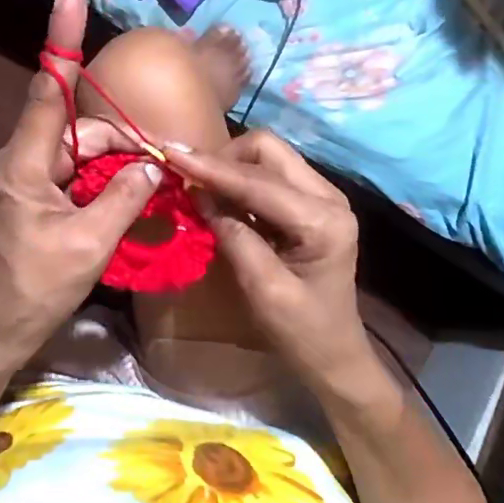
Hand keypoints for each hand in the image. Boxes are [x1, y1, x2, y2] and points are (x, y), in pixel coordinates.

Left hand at [0, 0, 160, 369]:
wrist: (1, 327)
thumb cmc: (38, 286)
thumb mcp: (91, 243)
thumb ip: (125, 195)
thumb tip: (154, 162)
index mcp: (25, 162)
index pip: (46, 87)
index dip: (60, 37)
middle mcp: (22, 157)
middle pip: (78, 126)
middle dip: (120, 139)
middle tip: (160, 163)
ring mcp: (28, 175)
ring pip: (80, 148)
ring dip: (114, 161)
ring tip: (149, 181)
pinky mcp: (36, 192)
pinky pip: (75, 168)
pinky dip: (103, 175)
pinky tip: (128, 190)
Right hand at [164, 131, 366, 377]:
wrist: (332, 353)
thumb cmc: (300, 331)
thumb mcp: (262, 289)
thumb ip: (233, 236)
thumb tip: (199, 194)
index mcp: (323, 220)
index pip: (258, 181)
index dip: (212, 168)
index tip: (171, 155)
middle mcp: (327, 196)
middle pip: (267, 148)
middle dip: (223, 158)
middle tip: (190, 182)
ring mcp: (320, 195)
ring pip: (266, 155)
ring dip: (229, 167)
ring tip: (200, 191)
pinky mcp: (307, 201)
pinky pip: (267, 173)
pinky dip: (237, 179)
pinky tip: (219, 198)